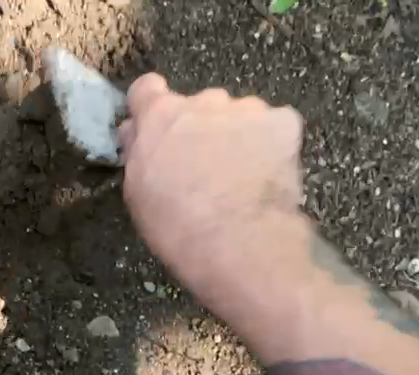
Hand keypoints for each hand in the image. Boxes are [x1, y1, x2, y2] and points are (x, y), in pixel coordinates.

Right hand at [119, 75, 304, 282]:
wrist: (236, 240)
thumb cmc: (175, 225)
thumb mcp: (137, 194)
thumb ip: (137, 153)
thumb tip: (135, 130)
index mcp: (161, 118)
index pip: (146, 89)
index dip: (148, 107)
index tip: (151, 128)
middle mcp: (204, 101)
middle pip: (197, 106)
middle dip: (197, 129)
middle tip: (199, 170)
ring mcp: (247, 107)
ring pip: (236, 115)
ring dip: (233, 136)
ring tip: (235, 179)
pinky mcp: (283, 120)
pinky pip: (271, 127)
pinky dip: (267, 145)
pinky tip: (262, 177)